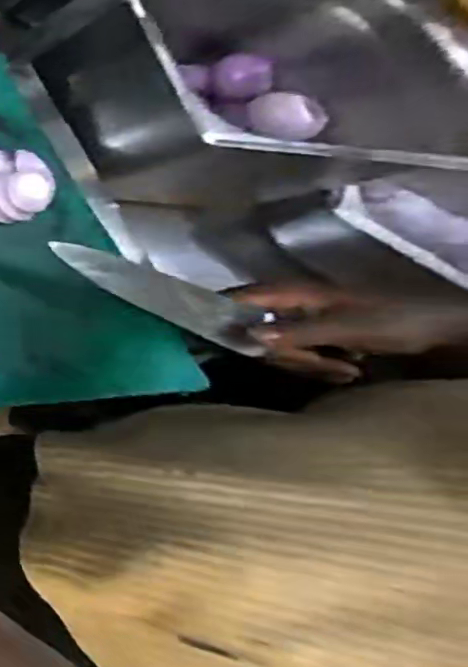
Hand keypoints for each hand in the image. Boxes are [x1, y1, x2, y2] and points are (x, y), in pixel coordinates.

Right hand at [236, 285, 467, 382]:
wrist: (450, 330)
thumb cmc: (396, 320)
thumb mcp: (346, 328)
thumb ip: (295, 332)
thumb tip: (246, 336)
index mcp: (284, 293)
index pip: (232, 300)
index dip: (220, 317)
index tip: (226, 342)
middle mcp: (284, 304)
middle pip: (254, 330)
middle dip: (283, 354)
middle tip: (318, 367)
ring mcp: (301, 320)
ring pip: (276, 345)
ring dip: (306, 363)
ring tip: (344, 373)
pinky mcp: (317, 335)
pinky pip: (297, 352)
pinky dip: (316, 366)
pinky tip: (344, 372)